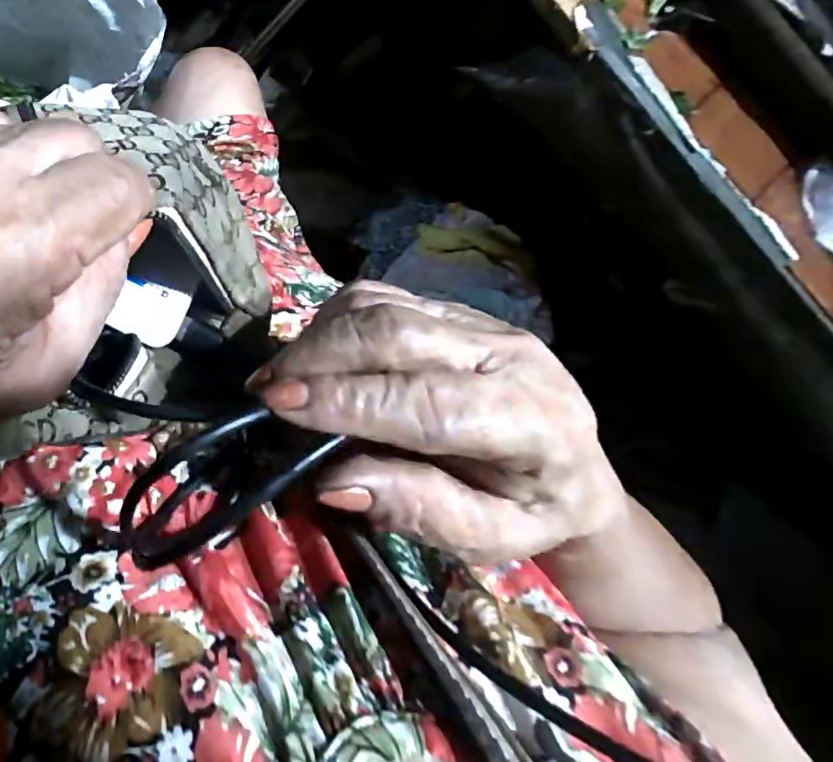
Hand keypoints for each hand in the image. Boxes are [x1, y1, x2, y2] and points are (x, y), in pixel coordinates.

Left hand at [0, 118, 153, 446]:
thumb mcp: (42, 369)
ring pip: (28, 124)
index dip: (127, 214)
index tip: (103, 245)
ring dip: (38, 167)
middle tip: (61, 235)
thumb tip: (123, 228)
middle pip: (80, 138)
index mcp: (16, 243)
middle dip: (88, 183)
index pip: (121, 181)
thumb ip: (100, 288)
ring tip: (8, 219)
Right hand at [255, 280, 624, 562]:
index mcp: (532, 420)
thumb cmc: (524, 507)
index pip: (424, 400)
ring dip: (316, 336)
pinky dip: (329, 321)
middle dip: (316, 357)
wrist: (567, 464)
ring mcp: (473, 319)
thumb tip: (329, 482)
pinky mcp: (443, 305)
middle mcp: (507, 354)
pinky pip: (373, 295)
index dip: (344, 400)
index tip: (277, 405)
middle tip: (264, 390)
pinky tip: (311, 354)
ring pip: (376, 304)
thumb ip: (417, 510)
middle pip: (393, 332)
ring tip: (280, 375)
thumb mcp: (487, 537)